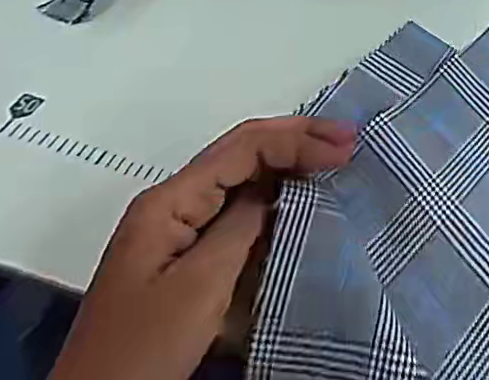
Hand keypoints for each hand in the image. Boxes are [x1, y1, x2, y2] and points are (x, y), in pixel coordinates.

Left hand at [52, 117, 356, 379]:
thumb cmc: (142, 350)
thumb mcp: (199, 288)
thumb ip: (240, 227)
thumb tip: (272, 194)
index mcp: (170, 199)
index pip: (243, 147)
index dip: (296, 140)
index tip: (342, 149)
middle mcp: (174, 201)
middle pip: (242, 152)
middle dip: (296, 140)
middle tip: (346, 139)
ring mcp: (178, 228)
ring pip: (242, 179)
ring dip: (287, 165)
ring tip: (331, 157)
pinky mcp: (185, 257)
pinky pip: (236, 214)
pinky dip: (273, 201)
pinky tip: (300, 202)